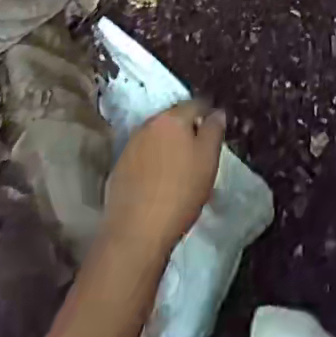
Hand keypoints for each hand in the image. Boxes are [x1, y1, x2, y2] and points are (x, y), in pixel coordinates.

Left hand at [102, 101, 224, 254]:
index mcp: (171, 119)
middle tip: (199, 151)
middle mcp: (147, 125)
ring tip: (179, 167)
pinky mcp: (118, 168)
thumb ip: (214, 131)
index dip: (208, 114)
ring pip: (156, 138)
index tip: (216, 129)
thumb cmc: (180, 192)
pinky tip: (159, 181)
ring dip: (168, 145)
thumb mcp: (208, 160)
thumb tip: (217, 113)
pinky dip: (153, 162)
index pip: (195, 104)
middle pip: (173, 119)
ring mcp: (129, 146)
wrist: (136, 232)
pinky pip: (142, 156)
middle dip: (187, 129)